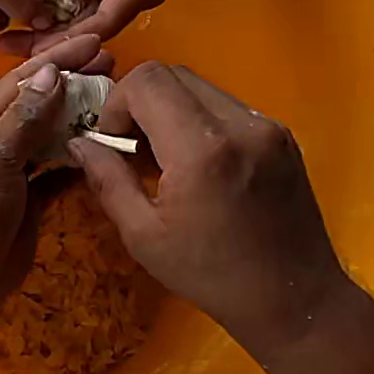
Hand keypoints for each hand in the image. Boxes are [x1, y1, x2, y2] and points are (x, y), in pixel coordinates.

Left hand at [0, 0, 232, 55]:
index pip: (104, 22)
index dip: (67, 38)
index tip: (32, 46)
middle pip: (93, 29)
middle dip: (52, 42)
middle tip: (10, 47)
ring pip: (91, 20)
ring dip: (55, 31)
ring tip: (15, 37)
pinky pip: (93, 3)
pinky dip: (65, 11)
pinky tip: (38, 13)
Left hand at [0, 35, 112, 316]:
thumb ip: (24, 118)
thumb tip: (51, 72)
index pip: (19, 83)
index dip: (57, 61)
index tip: (95, 42)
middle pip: (37, 107)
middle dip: (73, 87)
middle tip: (114, 67)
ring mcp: (11, 173)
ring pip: (50, 139)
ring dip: (79, 123)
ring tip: (115, 104)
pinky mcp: (29, 202)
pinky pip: (56, 174)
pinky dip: (77, 162)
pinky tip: (104, 151)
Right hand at [68, 63, 348, 343]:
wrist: (293, 298)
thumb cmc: (211, 276)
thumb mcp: (144, 236)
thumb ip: (108, 180)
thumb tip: (81, 143)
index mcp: (202, 150)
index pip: (147, 80)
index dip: (117, 103)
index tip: (114, 144)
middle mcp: (240, 123)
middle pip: (174, 74)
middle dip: (141, 104)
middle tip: (135, 153)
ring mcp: (268, 126)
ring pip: (202, 88)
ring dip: (172, 113)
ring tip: (167, 164)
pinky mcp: (282, 136)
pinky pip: (228, 108)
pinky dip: (201, 124)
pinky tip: (200, 169)